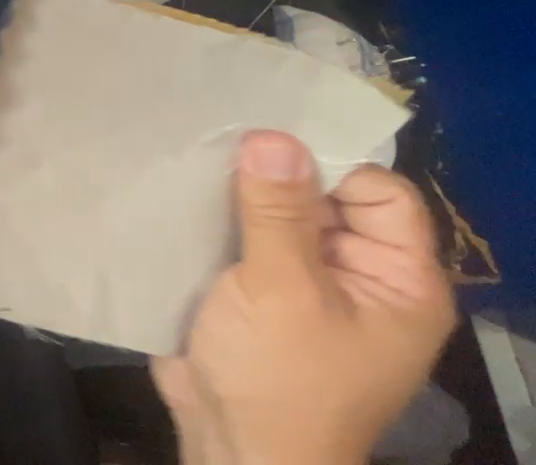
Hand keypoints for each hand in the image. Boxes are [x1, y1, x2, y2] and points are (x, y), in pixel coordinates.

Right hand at [153, 130, 455, 464]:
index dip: (326, 164)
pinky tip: (175, 199)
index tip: (258, 143)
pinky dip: (213, 219)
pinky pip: (241, 238)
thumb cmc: (279, 373)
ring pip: (274, 215)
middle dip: (270, 173)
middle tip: (212, 142)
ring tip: (185, 165)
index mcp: (396, 280)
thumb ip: (277, 213)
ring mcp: (303, 284)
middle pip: (323, 198)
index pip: (378, 193)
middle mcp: (357, 275)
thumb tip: (272, 137)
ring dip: (233, 195)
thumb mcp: (281, 289)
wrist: (234, 443)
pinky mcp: (253, 290)